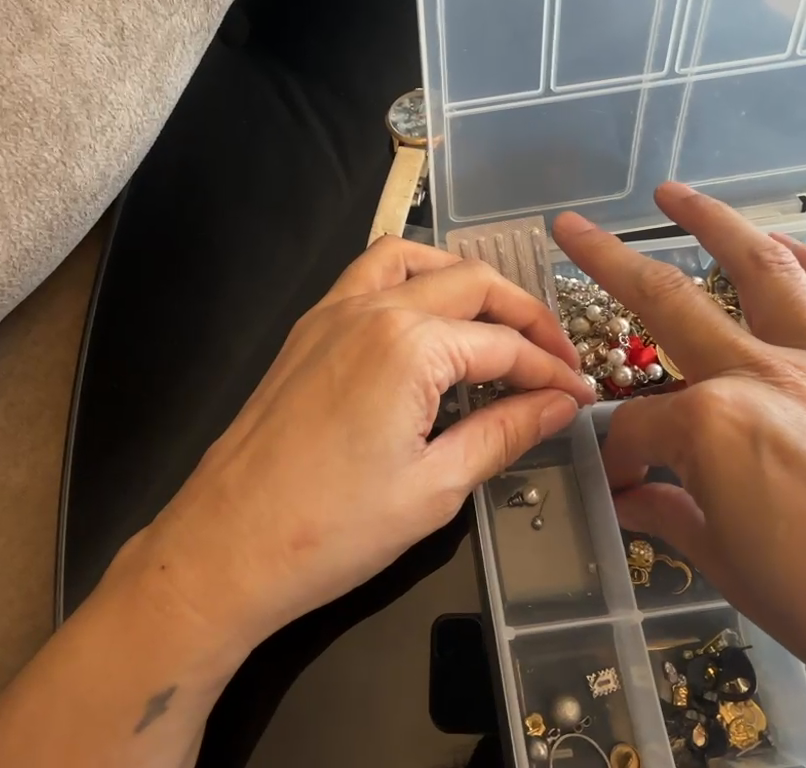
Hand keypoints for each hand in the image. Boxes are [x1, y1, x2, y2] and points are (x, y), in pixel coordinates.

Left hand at [130, 236, 595, 646]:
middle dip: (524, 315)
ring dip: (464, 279)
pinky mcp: (308, 328)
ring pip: (415, 259)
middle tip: (555, 357)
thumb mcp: (435, 487)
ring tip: (496, 321)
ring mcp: (332, 311)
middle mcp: (372, 309)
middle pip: (470, 284)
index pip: (504, 345)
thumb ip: (504, 432)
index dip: (551, 370)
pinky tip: (427, 319)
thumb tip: (559, 405)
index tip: (580, 395)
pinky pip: (369, 275)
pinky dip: (411, 278)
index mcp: (409, 345)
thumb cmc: (333, 528)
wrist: (224, 546)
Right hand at [552, 184, 805, 724]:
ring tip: (677, 195)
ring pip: (763, 267)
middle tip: (573, 227)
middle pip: (667, 300)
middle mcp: (761, 373)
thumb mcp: (729, 569)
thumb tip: (634, 499)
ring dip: (714, 221)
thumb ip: (672, 515)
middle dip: (607, 259)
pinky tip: (793, 246)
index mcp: (709, 425)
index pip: (634, 429)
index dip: (617, 457)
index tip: (620, 486)